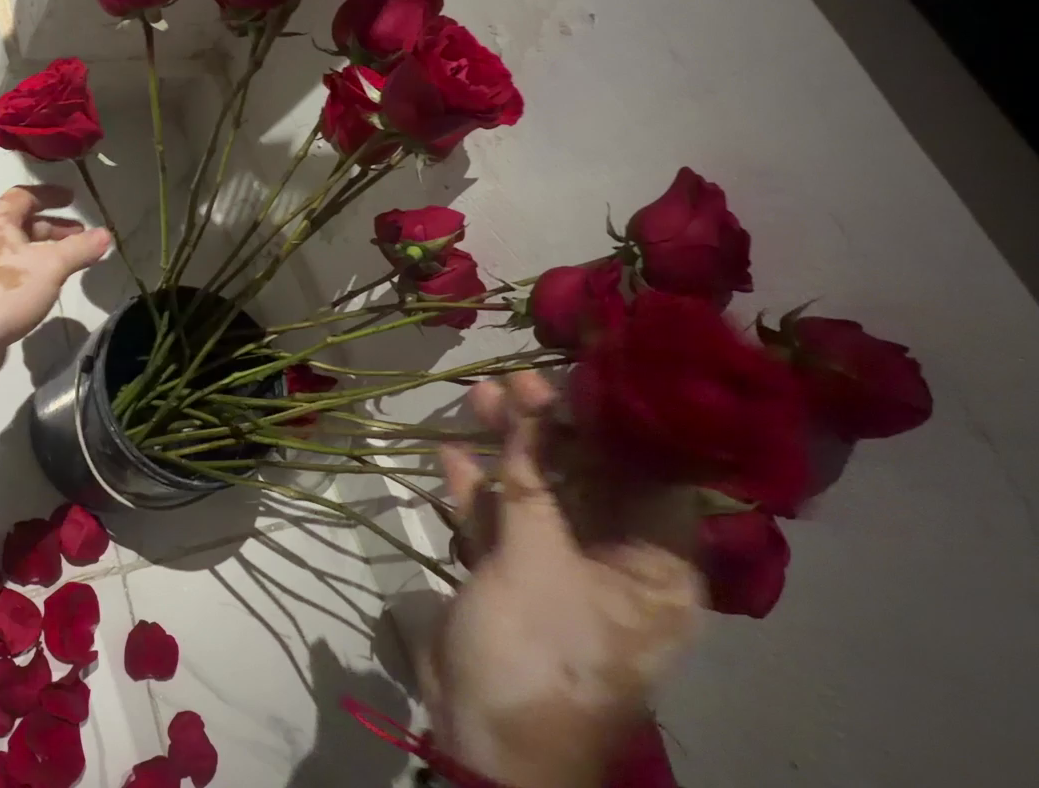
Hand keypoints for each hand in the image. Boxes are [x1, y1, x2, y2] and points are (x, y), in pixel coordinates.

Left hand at [0, 184, 110, 382]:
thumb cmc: (6, 293)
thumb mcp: (50, 266)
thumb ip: (79, 249)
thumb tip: (105, 234)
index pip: (23, 195)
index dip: (50, 195)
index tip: (73, 198)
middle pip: (21, 224)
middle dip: (54, 228)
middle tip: (81, 237)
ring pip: (17, 251)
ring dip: (45, 251)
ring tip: (72, 263)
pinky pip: (11, 273)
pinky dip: (33, 271)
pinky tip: (48, 287)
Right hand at [423, 372, 701, 787]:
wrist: (481, 733)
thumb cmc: (538, 651)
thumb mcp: (536, 564)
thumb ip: (530, 482)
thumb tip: (532, 402)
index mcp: (655, 568)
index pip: (650, 478)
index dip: (615, 424)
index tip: (580, 372)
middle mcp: (615, 563)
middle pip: (587, 478)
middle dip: (548, 428)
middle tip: (513, 378)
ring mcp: (558, 568)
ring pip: (537, 494)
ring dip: (506, 449)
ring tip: (477, 395)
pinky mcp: (511, 575)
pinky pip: (499, 521)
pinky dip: (476, 489)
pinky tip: (452, 453)